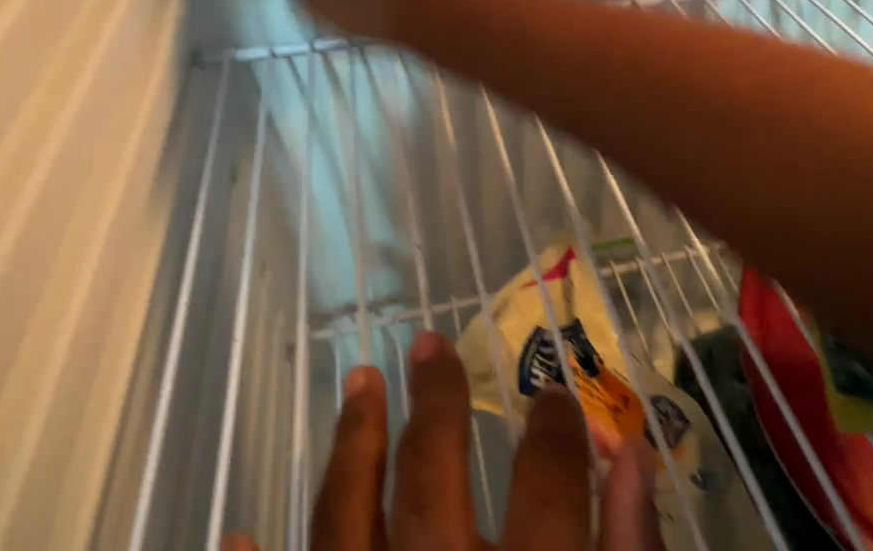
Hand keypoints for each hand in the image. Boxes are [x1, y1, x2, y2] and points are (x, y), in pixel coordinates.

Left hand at [229, 332, 662, 550]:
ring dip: (352, 443)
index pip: (547, 477)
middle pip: (433, 471)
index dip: (553, 425)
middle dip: (438, 400)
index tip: (550, 389)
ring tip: (358, 381)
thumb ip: (628, 549)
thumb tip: (634, 457)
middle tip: (430, 343)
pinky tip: (239, 529)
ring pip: (344, 515)